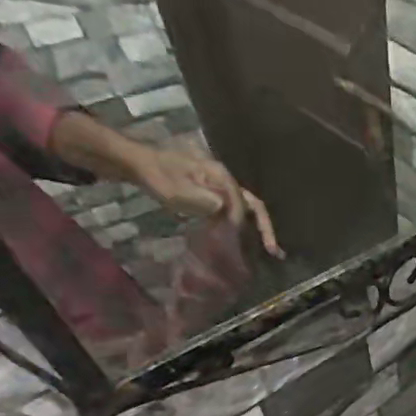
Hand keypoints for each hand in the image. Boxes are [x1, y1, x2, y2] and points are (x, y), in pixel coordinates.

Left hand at [126, 143, 282, 257]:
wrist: (140, 164)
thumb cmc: (157, 176)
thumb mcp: (176, 190)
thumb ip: (202, 199)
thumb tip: (225, 208)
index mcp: (221, 175)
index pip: (241, 202)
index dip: (241, 222)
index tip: (236, 239)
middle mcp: (226, 179)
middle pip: (253, 204)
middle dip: (265, 227)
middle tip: (275, 251)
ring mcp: (220, 186)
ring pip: (245, 208)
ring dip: (256, 228)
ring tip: (267, 248)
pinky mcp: (212, 193)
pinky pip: (232, 210)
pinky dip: (240, 225)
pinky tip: (240, 239)